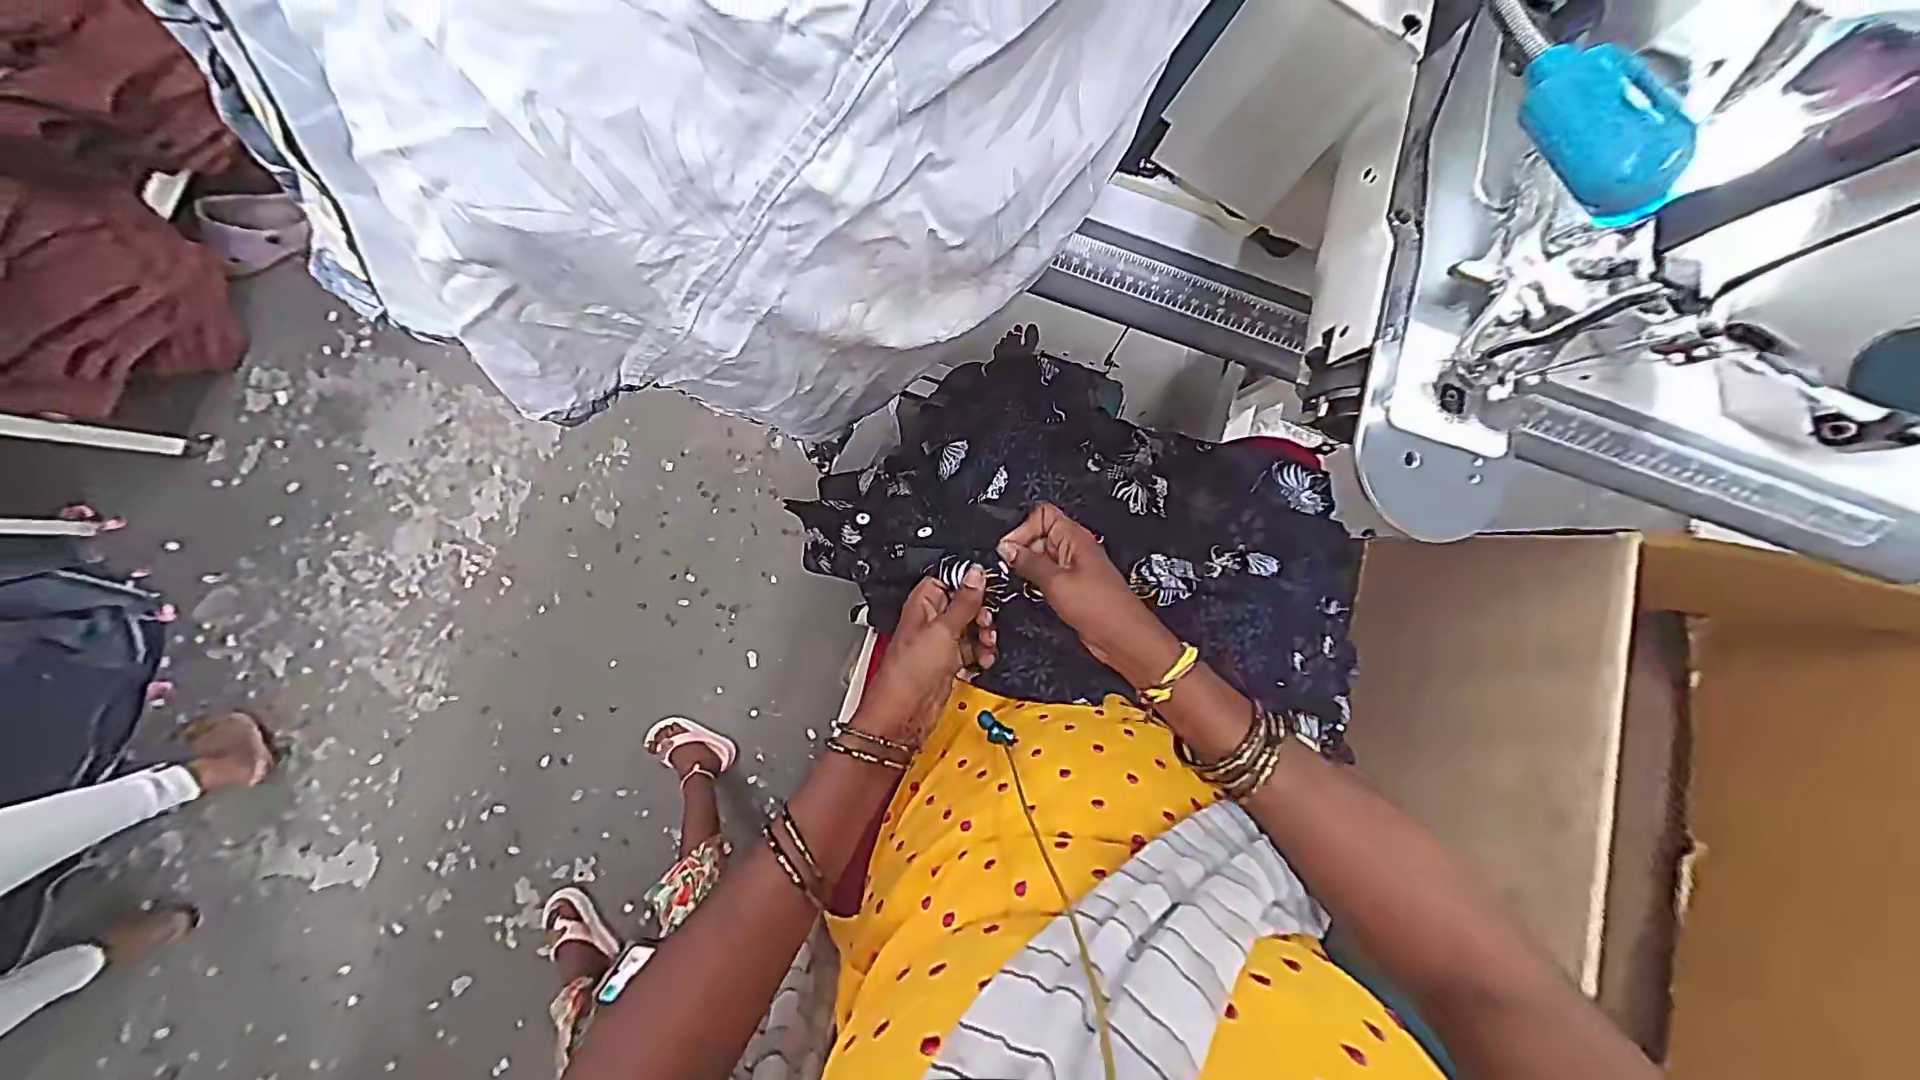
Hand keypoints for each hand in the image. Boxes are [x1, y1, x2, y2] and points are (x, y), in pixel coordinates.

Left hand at [854, 568, 995, 746]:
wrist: (905, 713)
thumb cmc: (908, 672)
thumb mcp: (944, 630)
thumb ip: (963, 602)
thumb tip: (975, 573)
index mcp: (923, 603)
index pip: (948, 578)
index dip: (967, 581)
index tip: (985, 587)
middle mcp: (931, 620)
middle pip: (965, 603)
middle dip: (981, 611)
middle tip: (985, 621)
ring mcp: (941, 641)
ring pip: (972, 627)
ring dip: (984, 634)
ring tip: (986, 642)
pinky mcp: (950, 661)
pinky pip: (973, 649)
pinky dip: (982, 653)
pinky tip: (983, 659)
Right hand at [997, 504, 1181, 687]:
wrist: (1123, 637)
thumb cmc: (1101, 607)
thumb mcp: (1056, 581)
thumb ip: (1028, 562)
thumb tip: (1007, 548)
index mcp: (1075, 537)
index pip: (1041, 515)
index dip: (1022, 529)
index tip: (1009, 550)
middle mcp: (1075, 549)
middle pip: (1040, 535)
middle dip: (1023, 550)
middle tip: (1015, 568)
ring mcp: (1074, 568)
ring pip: (1043, 557)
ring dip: (1030, 568)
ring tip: (1029, 583)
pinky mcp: (1073, 587)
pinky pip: (1049, 576)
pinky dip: (1039, 582)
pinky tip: (1038, 593)